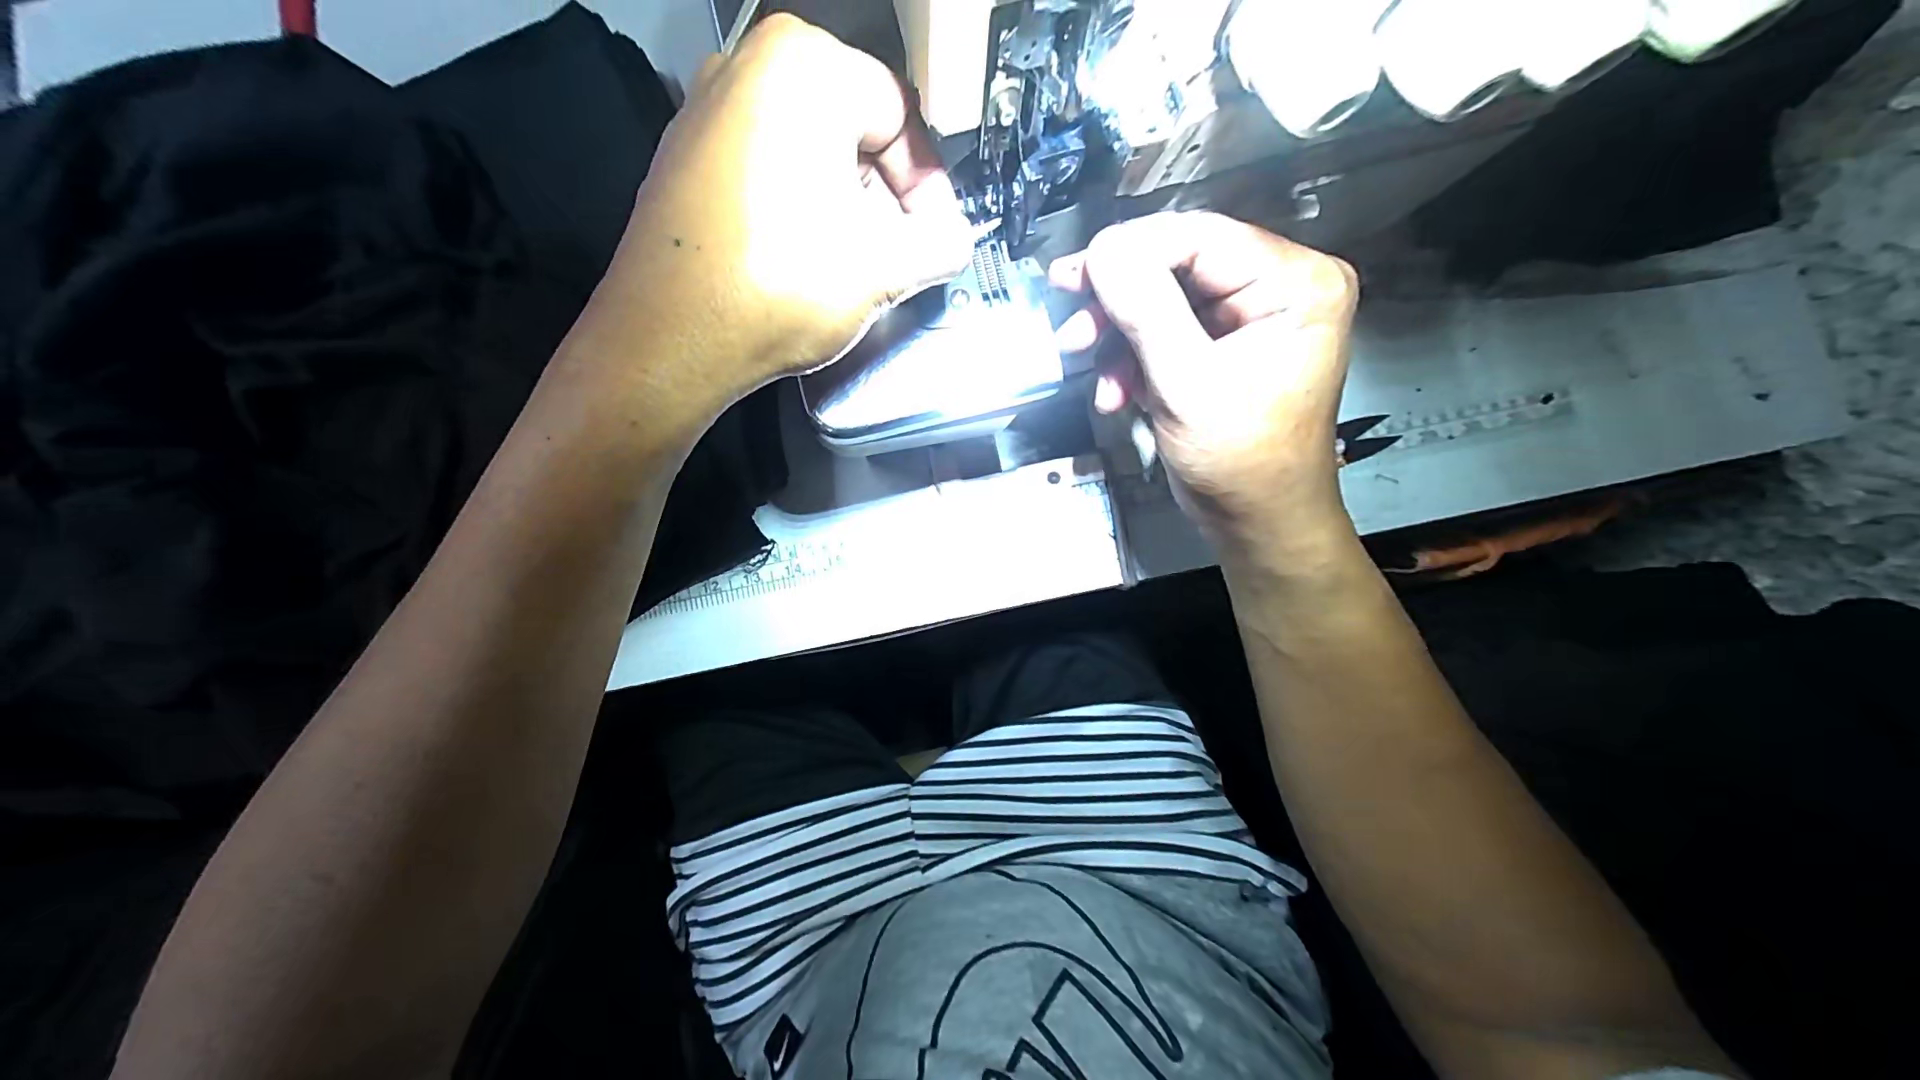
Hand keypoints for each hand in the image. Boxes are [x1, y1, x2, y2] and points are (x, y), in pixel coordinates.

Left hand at [591, 15, 973, 410]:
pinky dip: (797, 206)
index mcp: (803, 65)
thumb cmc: (781, 287)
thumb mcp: (885, 268)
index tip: (934, 237)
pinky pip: (765, 167)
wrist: (670, 340)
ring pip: (809, 149)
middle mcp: (746, 65)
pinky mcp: (684, 157)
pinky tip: (800, 260)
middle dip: (884, 195)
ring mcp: (705, 109)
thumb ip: (941, 244)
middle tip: (896, 254)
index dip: (928, 183)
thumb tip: (954, 239)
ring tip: (851, 265)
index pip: (900, 114)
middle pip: (852, 127)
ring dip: (844, 205)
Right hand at [1052, 212, 1360, 567]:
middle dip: (1117, 299)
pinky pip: (1164, 333)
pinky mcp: (1222, 347)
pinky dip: (1131, 360)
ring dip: (1116, 334)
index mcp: (1295, 284)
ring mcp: (1248, 319)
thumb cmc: (1243, 463)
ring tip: (1082, 357)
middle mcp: (1278, 289)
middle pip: (1177, 265)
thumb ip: (1145, 310)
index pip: (1200, 237)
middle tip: (1070, 311)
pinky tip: (1114, 392)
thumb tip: (1104, 249)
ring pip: (1162, 300)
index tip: (1076, 274)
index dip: (1131, 251)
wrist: (1256, 521)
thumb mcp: (1187, 384)